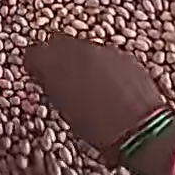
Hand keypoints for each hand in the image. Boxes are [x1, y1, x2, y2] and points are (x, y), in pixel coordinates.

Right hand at [24, 34, 170, 170]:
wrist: (142, 130)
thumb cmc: (98, 128)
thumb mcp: (64, 109)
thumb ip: (51, 85)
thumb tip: (47, 77)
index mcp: (53, 63)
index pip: (33, 53)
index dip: (35, 65)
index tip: (38, 75)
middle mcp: (75, 49)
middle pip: (57, 44)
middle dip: (57, 57)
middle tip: (62, 78)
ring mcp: (101, 49)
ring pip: (83, 49)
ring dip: (82, 61)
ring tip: (90, 85)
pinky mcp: (123, 55)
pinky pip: (106, 56)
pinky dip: (104, 66)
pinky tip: (111, 86)